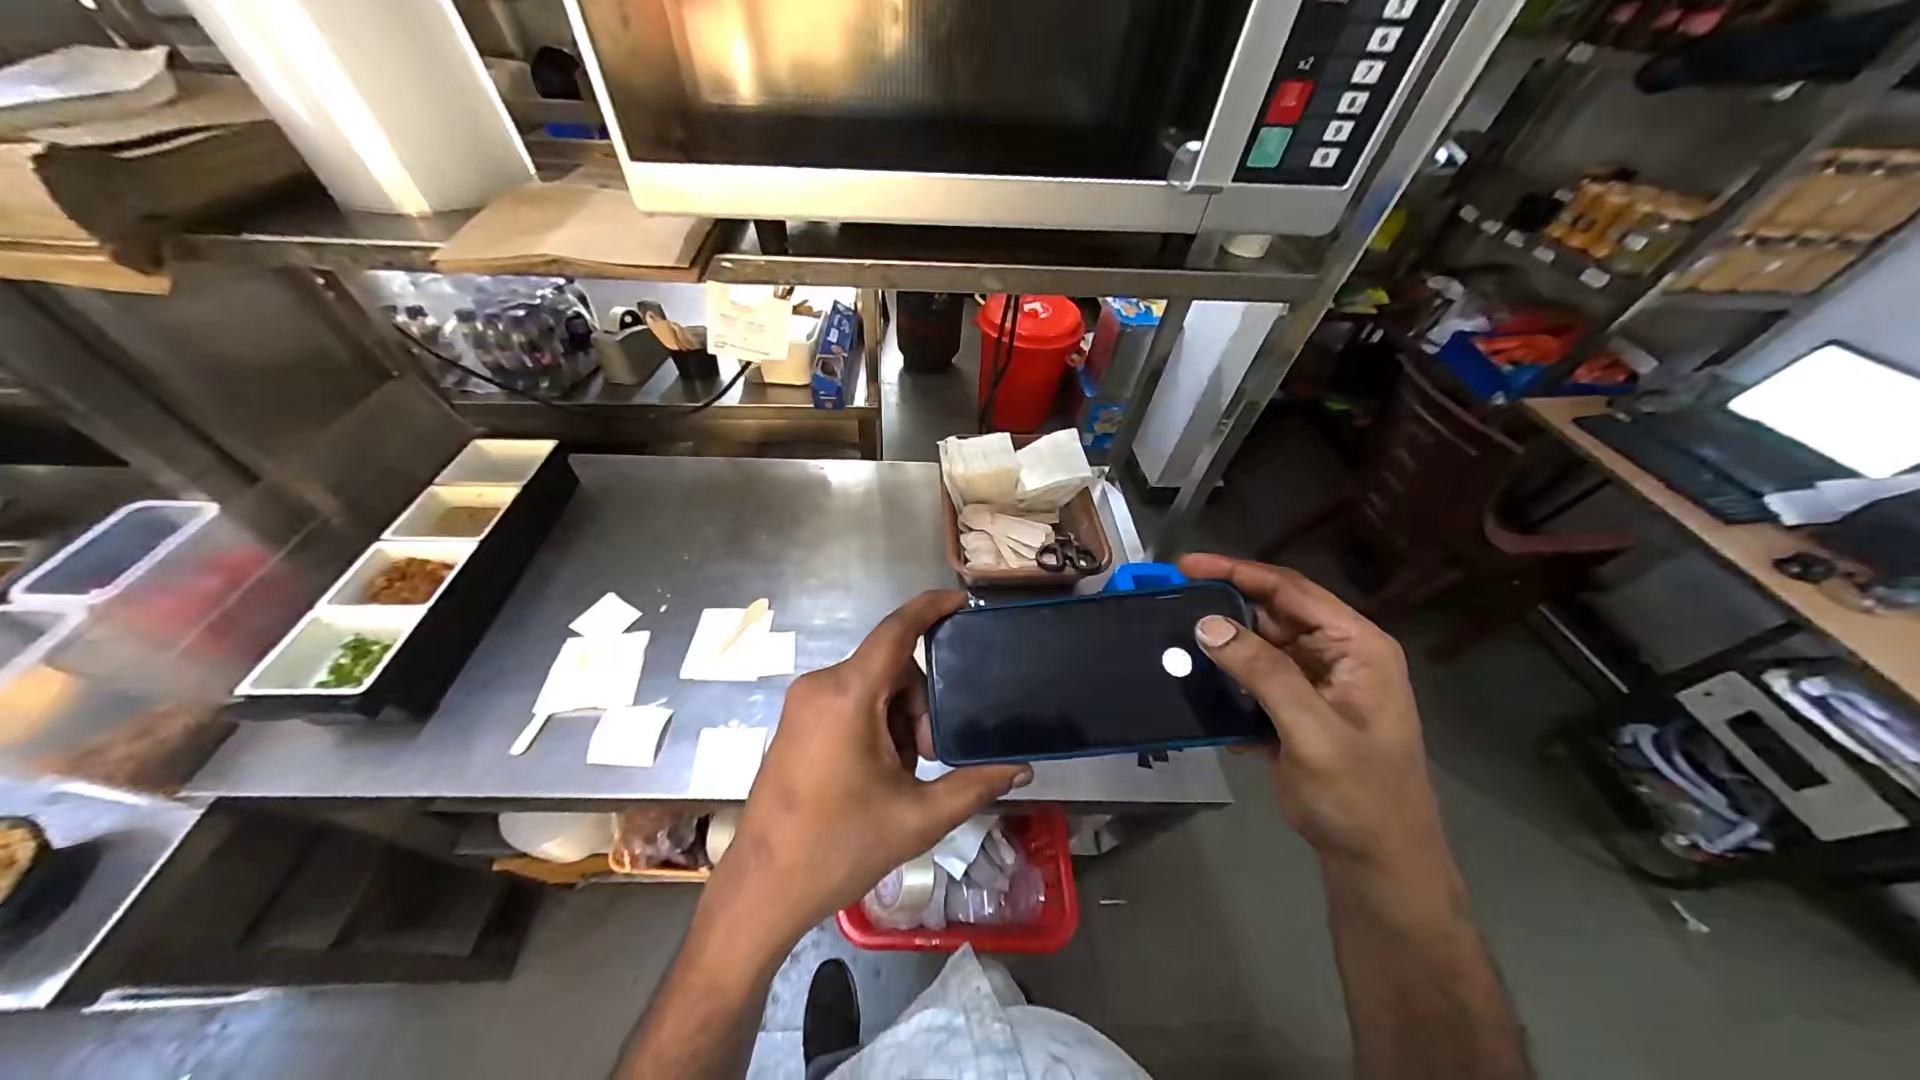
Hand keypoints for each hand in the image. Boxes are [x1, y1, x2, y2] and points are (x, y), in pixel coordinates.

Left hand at [715, 590, 1030, 944]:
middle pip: (891, 667)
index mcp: (847, 696)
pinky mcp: (796, 721)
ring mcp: (803, 703)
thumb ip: (975, 785)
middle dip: (921, 704)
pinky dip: (876, 723)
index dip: (931, 608)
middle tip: (930, 756)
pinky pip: (850, 700)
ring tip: (905, 773)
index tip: (961, 601)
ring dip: (899, 718)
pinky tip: (881, 771)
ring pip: (873, 686)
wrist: (764, 888)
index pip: (896, 631)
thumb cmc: (839, 848)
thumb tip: (1021, 767)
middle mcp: (821, 686)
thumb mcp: (918, 817)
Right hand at [1178, 554, 1445, 870]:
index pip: (1291, 591)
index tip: (1186, 567)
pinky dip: (1225, 680)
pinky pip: (1252, 679)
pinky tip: (1198, 690)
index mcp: (1356, 646)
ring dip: (1220, 646)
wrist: (1376, 863)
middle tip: (1171, 604)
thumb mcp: (1313, 732)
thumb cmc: (1360, 796)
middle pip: (1271, 614)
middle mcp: (1336, 655)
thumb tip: (1207, 625)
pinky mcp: (1293, 709)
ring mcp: (1314, 682)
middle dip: (1223, 608)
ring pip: (1257, 646)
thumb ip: (1264, 673)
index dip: (1238, 572)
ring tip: (1174, 644)